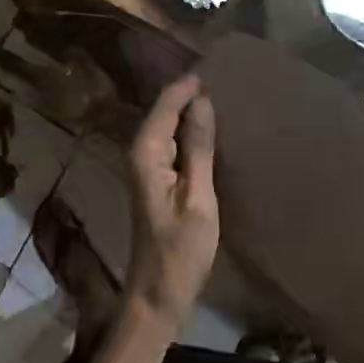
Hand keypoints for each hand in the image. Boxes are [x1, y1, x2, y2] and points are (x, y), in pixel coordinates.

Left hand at [124, 74, 218, 327]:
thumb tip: (203, 100)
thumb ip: (199, 147)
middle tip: (223, 75)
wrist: (158, 296)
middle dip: (189, 92)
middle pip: (164, 109)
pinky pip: (171, 140)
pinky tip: (209, 128)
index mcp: (146, 151)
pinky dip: (188, 130)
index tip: (217, 65)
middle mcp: (140, 150)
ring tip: (221, 94)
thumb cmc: (180, 251)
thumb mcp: (199, 198)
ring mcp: (146, 163)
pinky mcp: (155, 176)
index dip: (189, 84)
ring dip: (190, 110)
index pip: (167, 102)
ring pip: (168, 123)